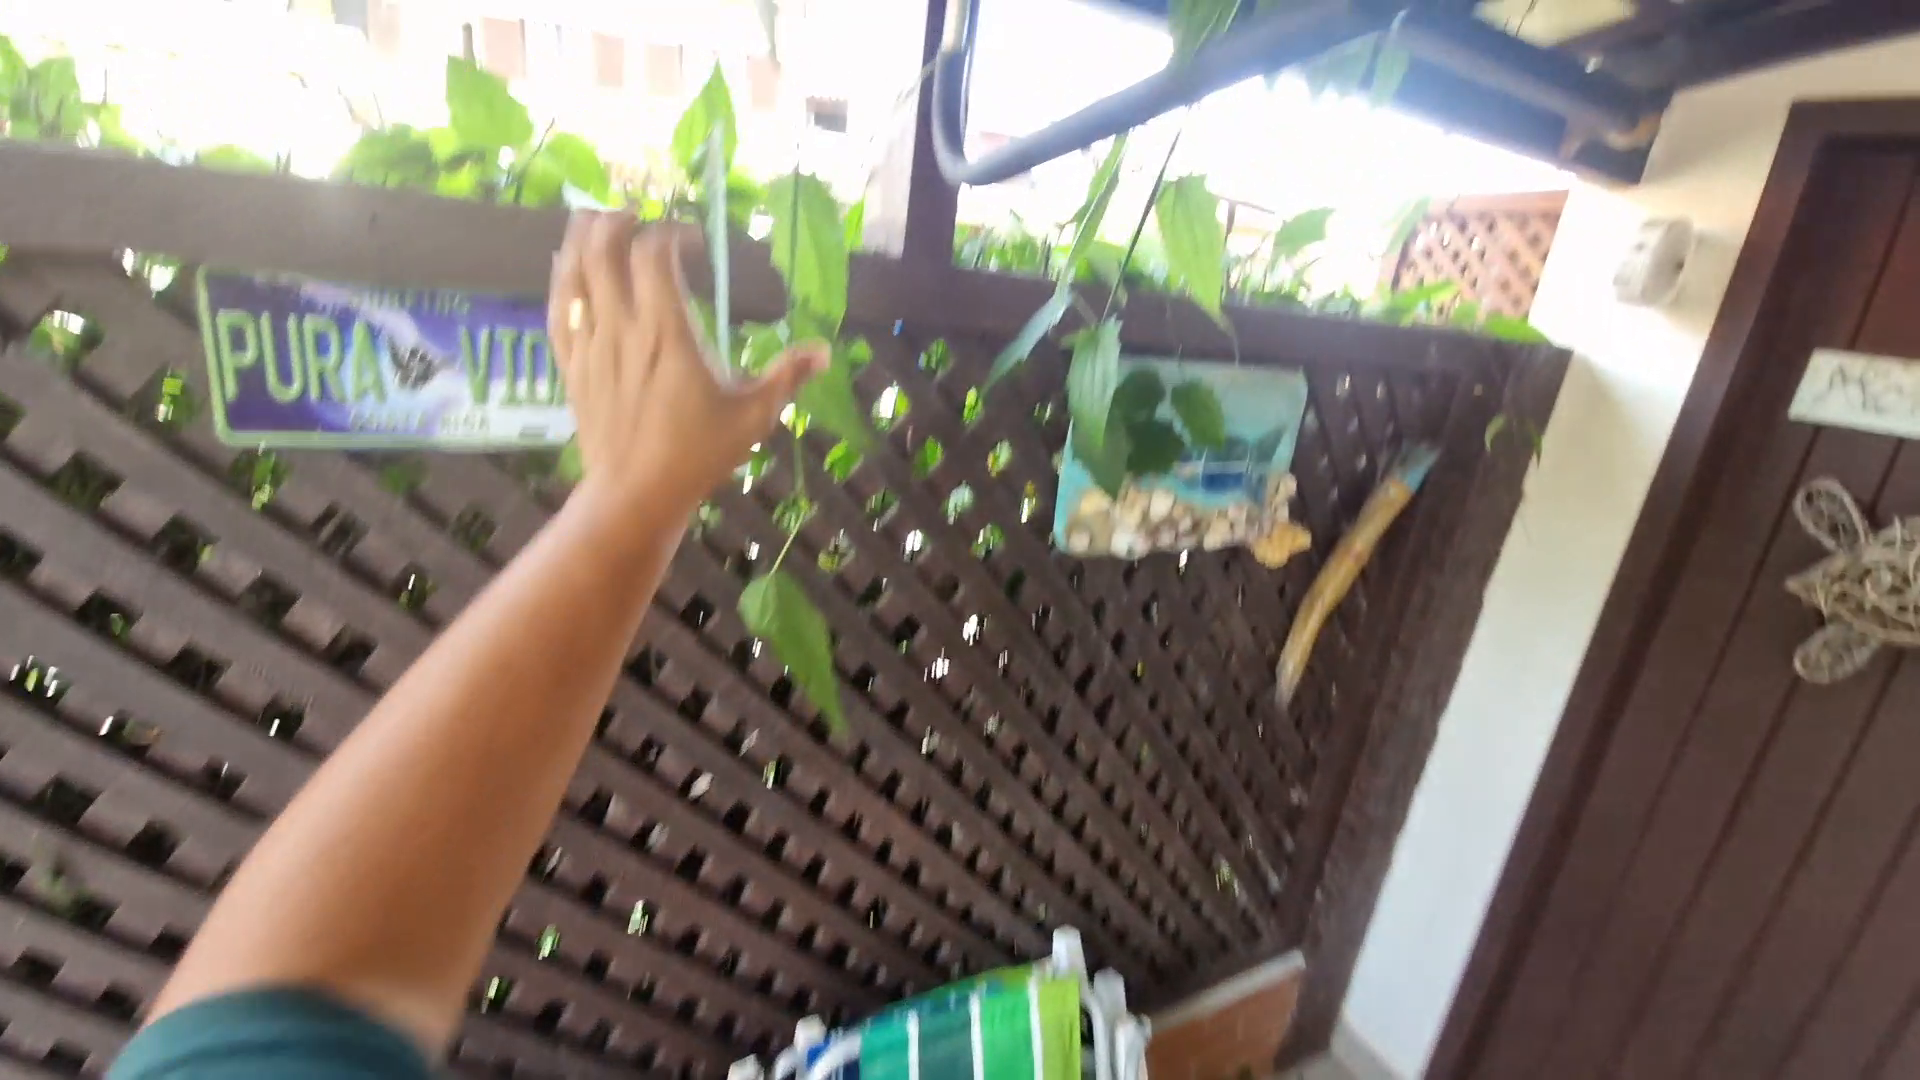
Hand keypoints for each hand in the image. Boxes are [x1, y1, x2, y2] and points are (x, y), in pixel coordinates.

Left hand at [548, 212, 825, 519]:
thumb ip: (787, 376)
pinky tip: (569, 269)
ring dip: (583, 236)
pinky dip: (562, 277)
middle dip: (620, 219)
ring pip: (572, 269)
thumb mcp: (753, 416)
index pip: (656, 254)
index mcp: (668, 333)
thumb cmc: (699, 454)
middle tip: (640, 216)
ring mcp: (590, 344)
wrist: (636, 494)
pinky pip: (557, 307)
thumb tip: (824, 351)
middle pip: (603, 246)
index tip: (694, 241)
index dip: (673, 232)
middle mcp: (622, 327)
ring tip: (600, 223)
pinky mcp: (571, 364)